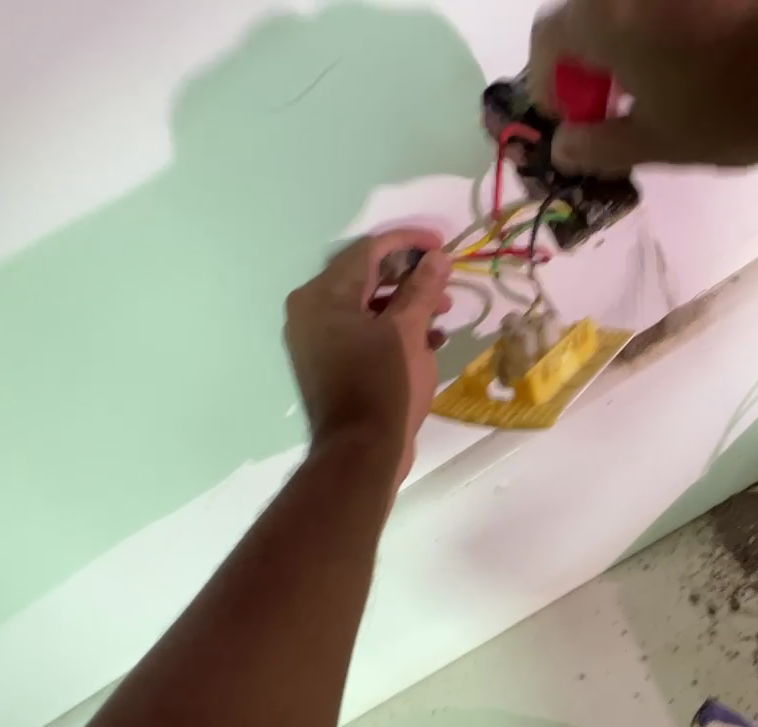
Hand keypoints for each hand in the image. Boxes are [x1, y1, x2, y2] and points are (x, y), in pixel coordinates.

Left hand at [284, 228, 453, 480]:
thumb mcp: (407, 333)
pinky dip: (394, 332)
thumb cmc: (384, 387)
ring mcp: (319, 341)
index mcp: (322, 296)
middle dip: (410, 277)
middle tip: (446, 282)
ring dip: (407, 306)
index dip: (408, 243)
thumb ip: (422, 290)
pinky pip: (365, 334)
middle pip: (366, 278)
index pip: (368, 251)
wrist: (362, 453)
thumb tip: (437, 258)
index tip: (442, 244)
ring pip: (368, 308)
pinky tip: (428, 341)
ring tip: (443, 315)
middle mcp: (312, 312)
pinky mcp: (333, 366)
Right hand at [529, 0, 757, 171]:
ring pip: (624, 4)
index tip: (573, 113)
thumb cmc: (735, 109)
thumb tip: (563, 146)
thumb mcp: (660, 143)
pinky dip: (661, 20)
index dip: (552, 82)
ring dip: (625, 35)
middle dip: (588, 57)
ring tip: (660, 74)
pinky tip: (693, 44)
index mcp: (602, 15)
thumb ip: (599, 144)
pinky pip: (664, 2)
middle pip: (584, 12)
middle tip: (617, 97)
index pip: (546, 41)